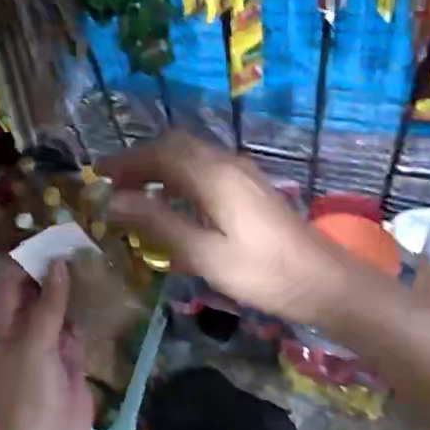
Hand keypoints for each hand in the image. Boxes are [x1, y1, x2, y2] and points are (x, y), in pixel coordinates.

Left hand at [0, 258, 93, 429]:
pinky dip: (83, 309)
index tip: (52, 237)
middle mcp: (22, 328)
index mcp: (2, 324)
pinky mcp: (68, 356)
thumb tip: (59, 264)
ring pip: (57, 306)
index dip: (29, 259)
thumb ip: (49, 304)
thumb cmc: (31, 394)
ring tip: (91, 256)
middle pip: (36, 290)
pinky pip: (74, 324)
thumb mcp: (36, 344)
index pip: (12, 281)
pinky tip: (99, 289)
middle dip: (53, 269)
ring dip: (70, 286)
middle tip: (78, 241)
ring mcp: (46, 343)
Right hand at [101, 132, 359, 324]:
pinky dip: (177, 172)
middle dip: (140, 159)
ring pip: (190, 152)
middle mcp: (226, 164)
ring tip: (135, 191)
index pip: (159, 154)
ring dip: (158, 164)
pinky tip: (173, 198)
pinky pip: (204, 164)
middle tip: (114, 183)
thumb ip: (158, 224)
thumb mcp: (205, 255)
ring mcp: (241, 172)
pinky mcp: (250, 185)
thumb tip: (112, 202)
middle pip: (174, 145)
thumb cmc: (265, 274)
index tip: (98, 175)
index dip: (125, 161)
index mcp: (213, 177)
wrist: (330, 285)